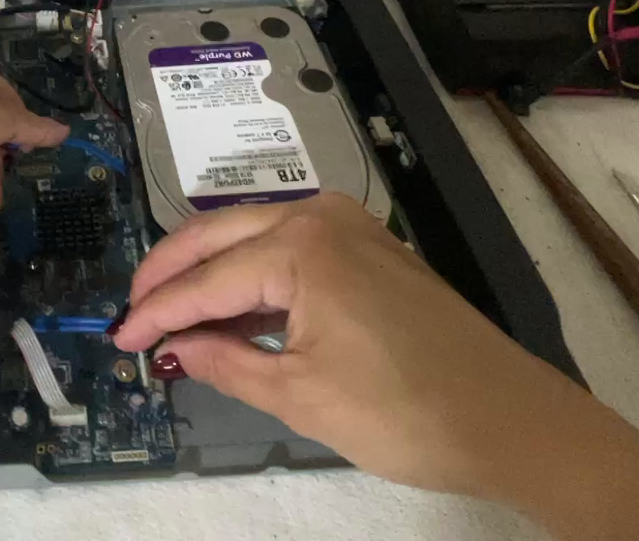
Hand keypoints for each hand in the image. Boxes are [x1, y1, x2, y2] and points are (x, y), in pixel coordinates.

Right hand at [112, 194, 607, 502]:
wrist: (517, 423)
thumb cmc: (408, 414)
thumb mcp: (301, 396)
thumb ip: (226, 363)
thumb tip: (174, 349)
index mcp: (301, 247)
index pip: (207, 280)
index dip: (157, 311)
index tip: (121, 337)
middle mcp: (317, 216)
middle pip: (217, 236)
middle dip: (169, 273)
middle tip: (133, 309)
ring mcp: (343, 223)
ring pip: (247, 233)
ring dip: (207, 270)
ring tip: (170, 309)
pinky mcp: (361, 242)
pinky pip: (283, 244)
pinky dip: (249, 274)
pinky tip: (229, 306)